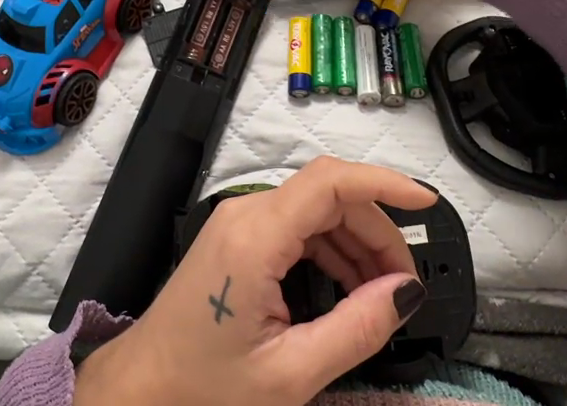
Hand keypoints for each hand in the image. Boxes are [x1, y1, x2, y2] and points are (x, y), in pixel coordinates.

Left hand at [74, 158, 433, 405]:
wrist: (139, 392)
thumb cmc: (202, 389)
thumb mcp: (290, 373)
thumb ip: (356, 328)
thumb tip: (407, 292)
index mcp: (255, 236)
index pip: (330, 182)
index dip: (383, 183)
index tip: (426, 202)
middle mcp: (246, 214)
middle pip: (329, 196)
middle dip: (376, 232)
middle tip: (406, 285)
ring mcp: (239, 222)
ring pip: (316, 211)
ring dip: (357, 245)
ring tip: (381, 296)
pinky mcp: (238, 237)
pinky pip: (297, 228)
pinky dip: (331, 252)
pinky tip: (349, 291)